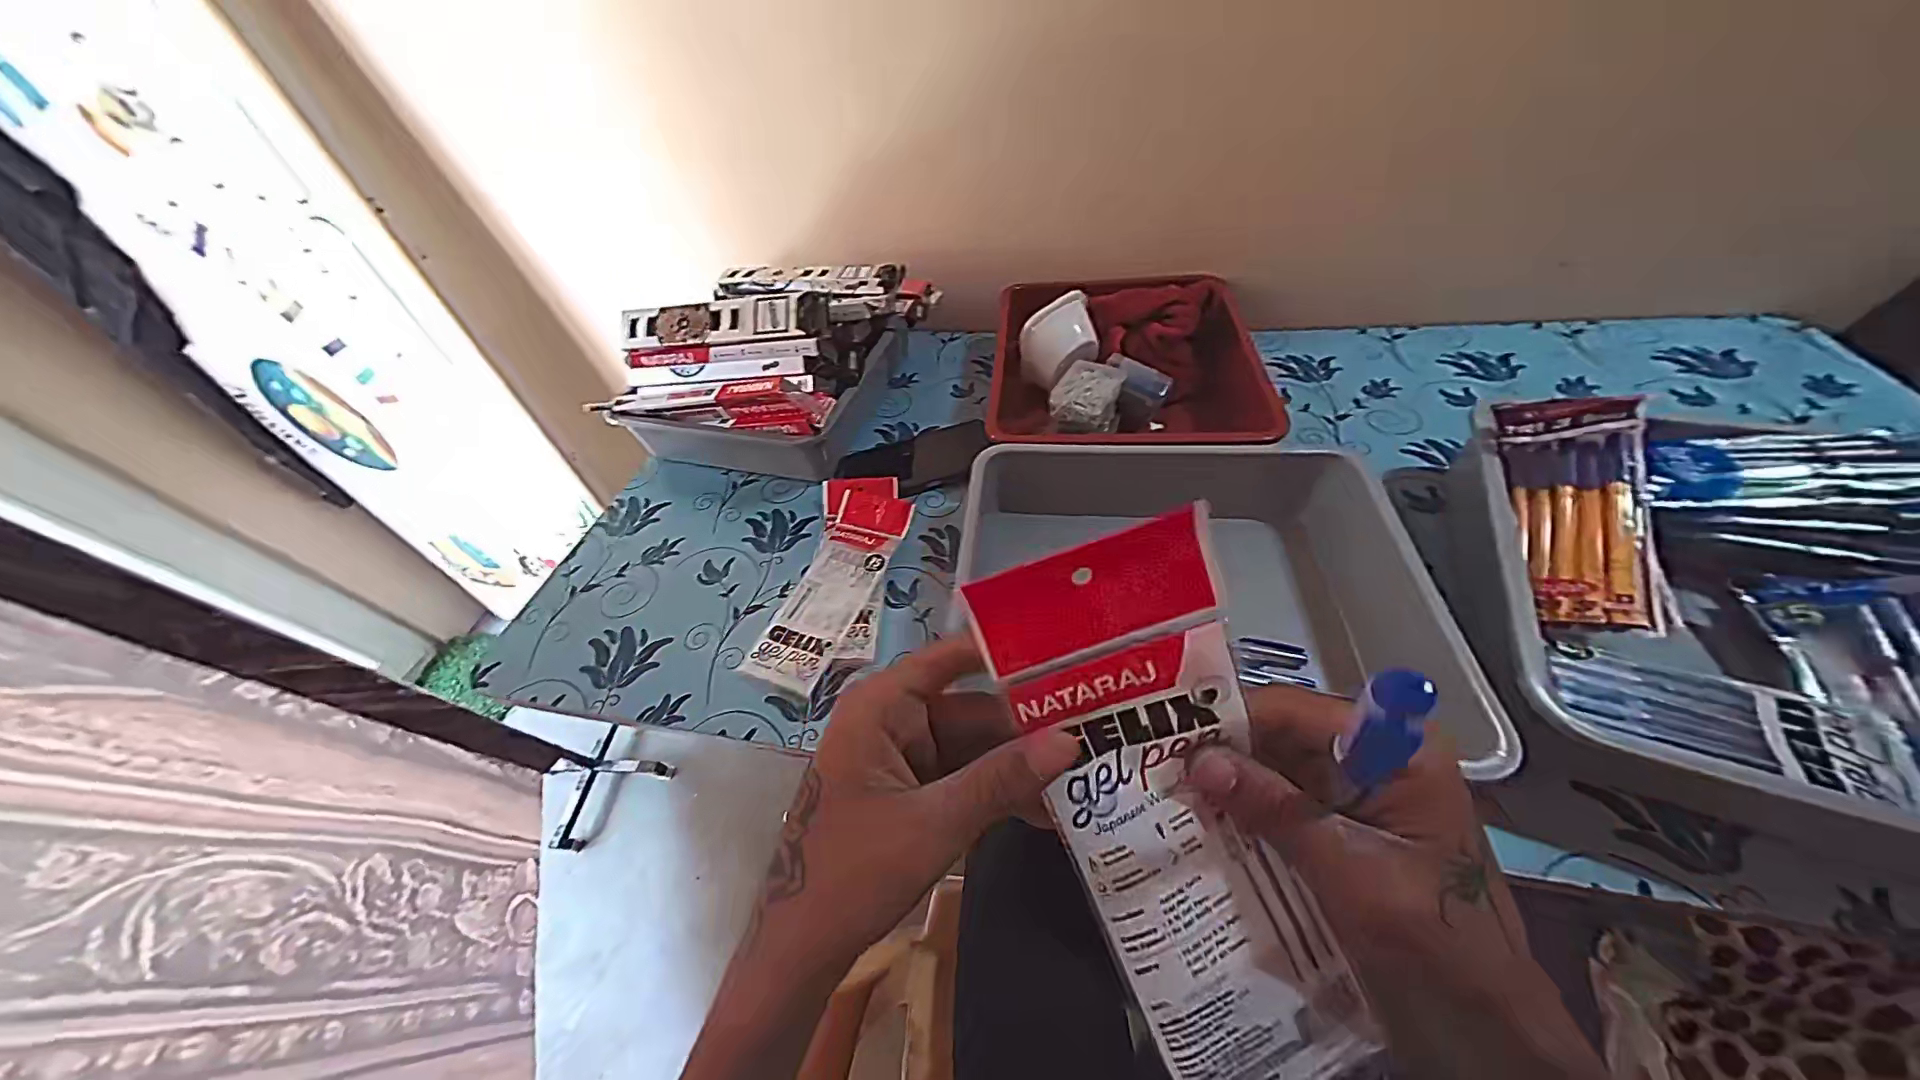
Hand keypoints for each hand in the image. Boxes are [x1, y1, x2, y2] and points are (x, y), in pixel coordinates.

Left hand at [681, 638, 1079, 1079]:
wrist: (801, 947)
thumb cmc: (854, 871)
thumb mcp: (936, 823)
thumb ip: (1002, 779)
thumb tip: (1070, 740)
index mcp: (883, 706)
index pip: (950, 658)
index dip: (1005, 651)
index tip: (1064, 651)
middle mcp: (894, 720)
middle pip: (973, 708)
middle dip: (1028, 728)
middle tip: (1097, 731)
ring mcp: (904, 756)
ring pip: (975, 747)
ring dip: (1020, 767)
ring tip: (1084, 777)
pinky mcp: (912, 789)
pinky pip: (964, 776)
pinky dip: (997, 791)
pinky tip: (1045, 811)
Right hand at [1186, 684, 1605, 1078]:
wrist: (1486, 1040)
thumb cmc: (1440, 952)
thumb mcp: (1355, 877)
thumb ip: (1279, 812)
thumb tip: (1198, 761)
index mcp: (1396, 750)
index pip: (1296, 711)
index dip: (1232, 719)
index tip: (1172, 738)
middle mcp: (1370, 758)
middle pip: (1277, 734)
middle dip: (1219, 750)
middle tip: (1156, 766)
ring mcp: (1350, 793)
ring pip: (1268, 767)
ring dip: (1220, 781)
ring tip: (1163, 791)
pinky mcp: (1332, 826)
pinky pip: (1272, 802)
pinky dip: (1235, 811)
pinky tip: (1196, 821)